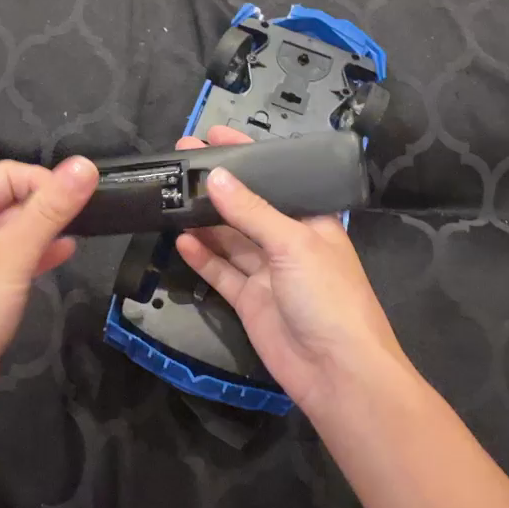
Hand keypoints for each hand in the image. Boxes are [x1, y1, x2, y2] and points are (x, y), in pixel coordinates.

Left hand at [0, 157, 98, 428]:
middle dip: (48, 205)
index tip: (85, 200)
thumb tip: (85, 164)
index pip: (8, 175)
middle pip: (10, 202)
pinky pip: (11, 265)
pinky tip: (63, 256)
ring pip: (13, 235)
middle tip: (94, 216)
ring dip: (45, 231)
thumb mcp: (10, 255)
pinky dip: (37, 257)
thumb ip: (50, 209)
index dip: (46, 181)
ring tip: (86, 234)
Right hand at [173, 127, 410, 410]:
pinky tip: (180, 239)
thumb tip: (216, 177)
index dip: (247, 156)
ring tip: (171, 196)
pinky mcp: (249, 300)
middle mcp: (289, 242)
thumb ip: (251, 211)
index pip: (276, 179)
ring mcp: (267, 273)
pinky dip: (202, 257)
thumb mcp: (293, 244)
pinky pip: (221, 272)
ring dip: (204, 220)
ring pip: (230, 239)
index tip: (213, 135)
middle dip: (218, 186)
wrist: (337, 372)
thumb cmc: (328, 297)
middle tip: (180, 161)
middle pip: (247, 207)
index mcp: (312, 220)